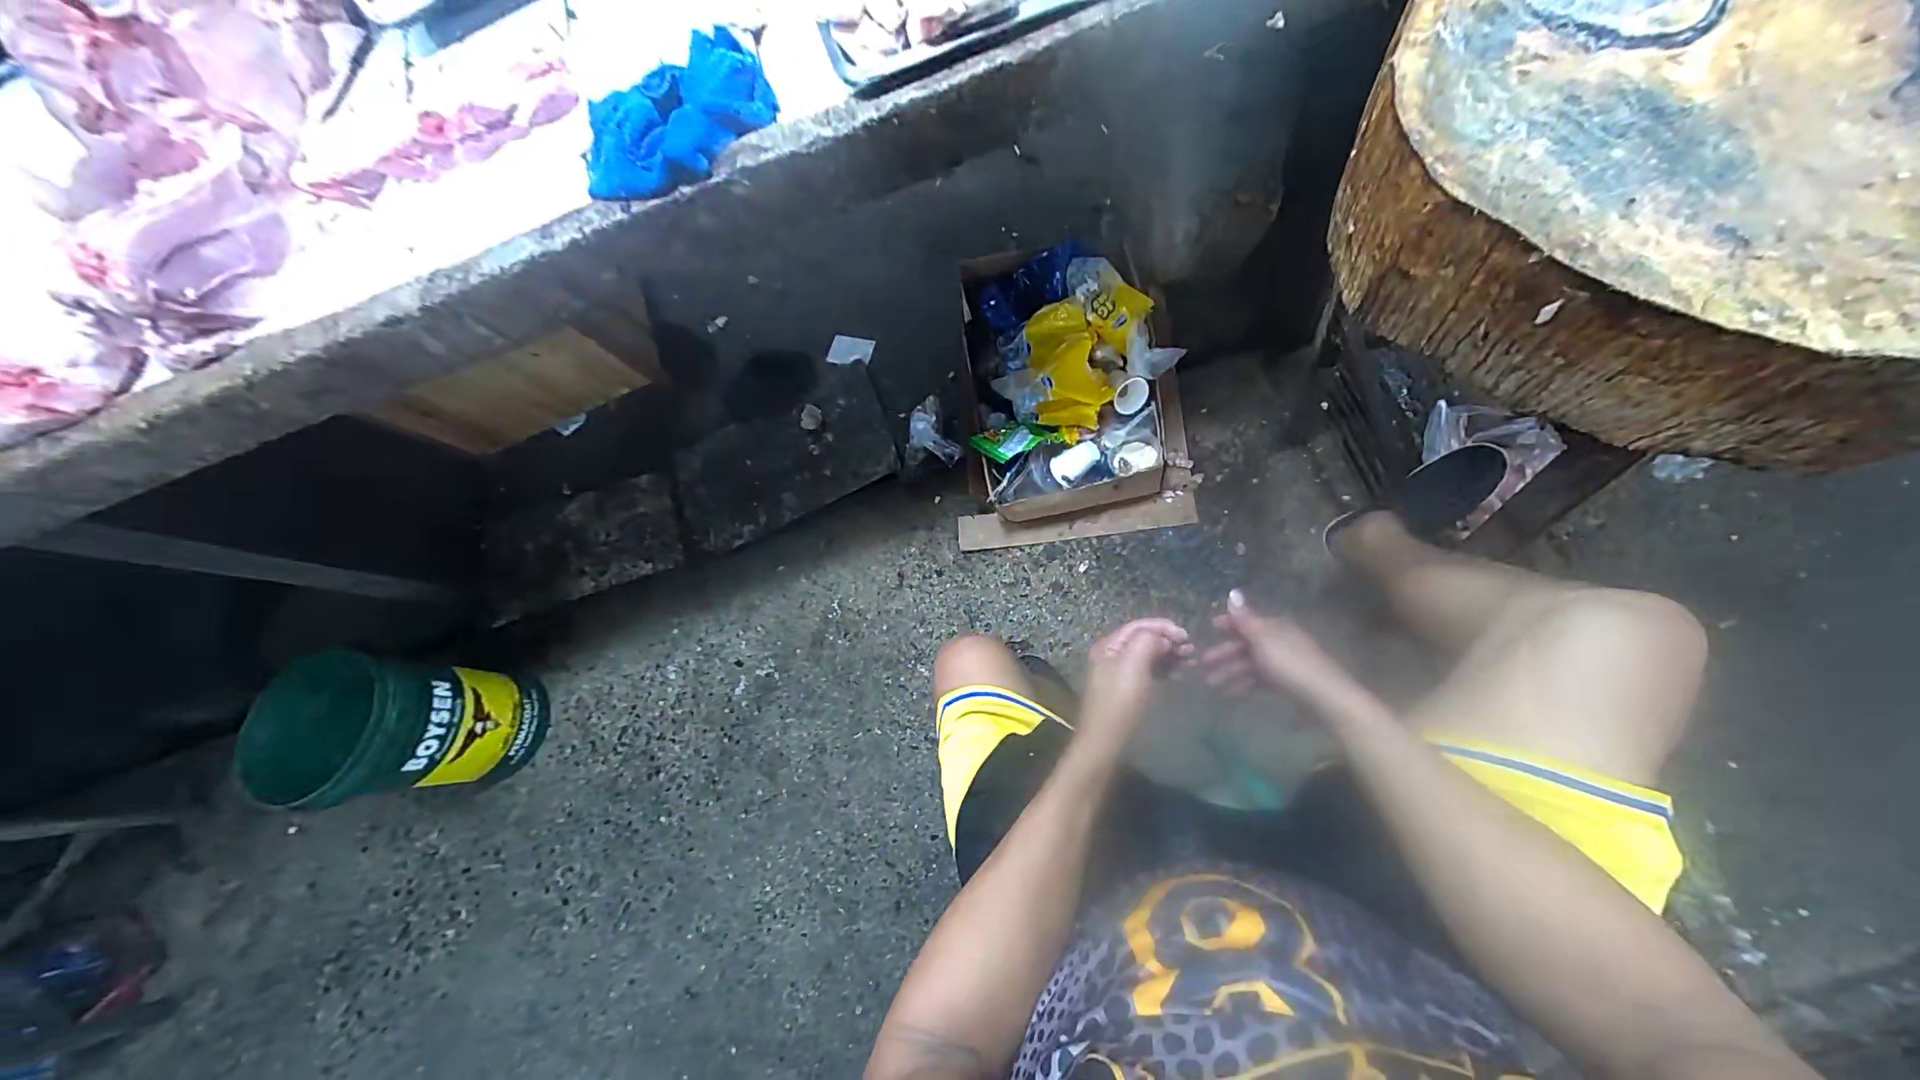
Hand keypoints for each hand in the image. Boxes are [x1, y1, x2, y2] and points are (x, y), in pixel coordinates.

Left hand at [1077, 618, 1191, 750]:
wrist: (1106, 741)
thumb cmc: (1120, 701)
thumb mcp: (1133, 665)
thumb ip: (1148, 642)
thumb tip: (1162, 639)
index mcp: (1109, 646)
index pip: (1138, 626)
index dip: (1163, 627)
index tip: (1186, 636)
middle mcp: (1112, 656)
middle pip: (1144, 640)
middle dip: (1168, 642)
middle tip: (1191, 652)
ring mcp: (1119, 674)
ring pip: (1148, 656)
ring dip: (1170, 656)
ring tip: (1191, 663)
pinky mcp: (1128, 691)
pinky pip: (1149, 672)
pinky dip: (1164, 670)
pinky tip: (1179, 675)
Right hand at [1196, 590, 1369, 716]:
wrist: (1325, 698)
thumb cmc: (1290, 665)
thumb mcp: (1263, 640)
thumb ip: (1244, 619)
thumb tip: (1232, 592)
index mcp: (1275, 627)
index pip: (1248, 621)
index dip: (1229, 624)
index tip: (1210, 628)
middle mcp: (1279, 641)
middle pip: (1246, 645)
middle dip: (1223, 654)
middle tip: (1201, 664)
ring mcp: (1283, 663)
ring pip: (1250, 664)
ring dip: (1230, 672)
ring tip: (1211, 684)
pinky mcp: (1286, 683)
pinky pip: (1259, 680)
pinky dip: (1245, 684)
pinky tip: (1231, 693)